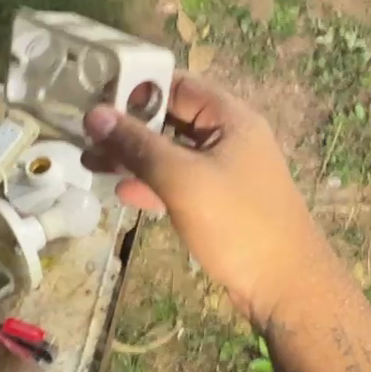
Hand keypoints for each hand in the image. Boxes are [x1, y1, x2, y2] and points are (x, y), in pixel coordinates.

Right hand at [83, 73, 332, 323]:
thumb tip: (94, 114)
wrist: (285, 286)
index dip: (137, 87)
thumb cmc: (238, 223)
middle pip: (173, 118)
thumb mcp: (182, 179)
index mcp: (231, 118)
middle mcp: (230, 138)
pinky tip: (122, 193)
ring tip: (91, 162)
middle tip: (85, 134)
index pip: (178, 85)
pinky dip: (152, 183)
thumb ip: (137, 145)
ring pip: (173, 153)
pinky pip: (180, 182)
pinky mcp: (220, 203)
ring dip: (135, 156)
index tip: (95, 95)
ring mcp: (226, 172)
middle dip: (129, 125)